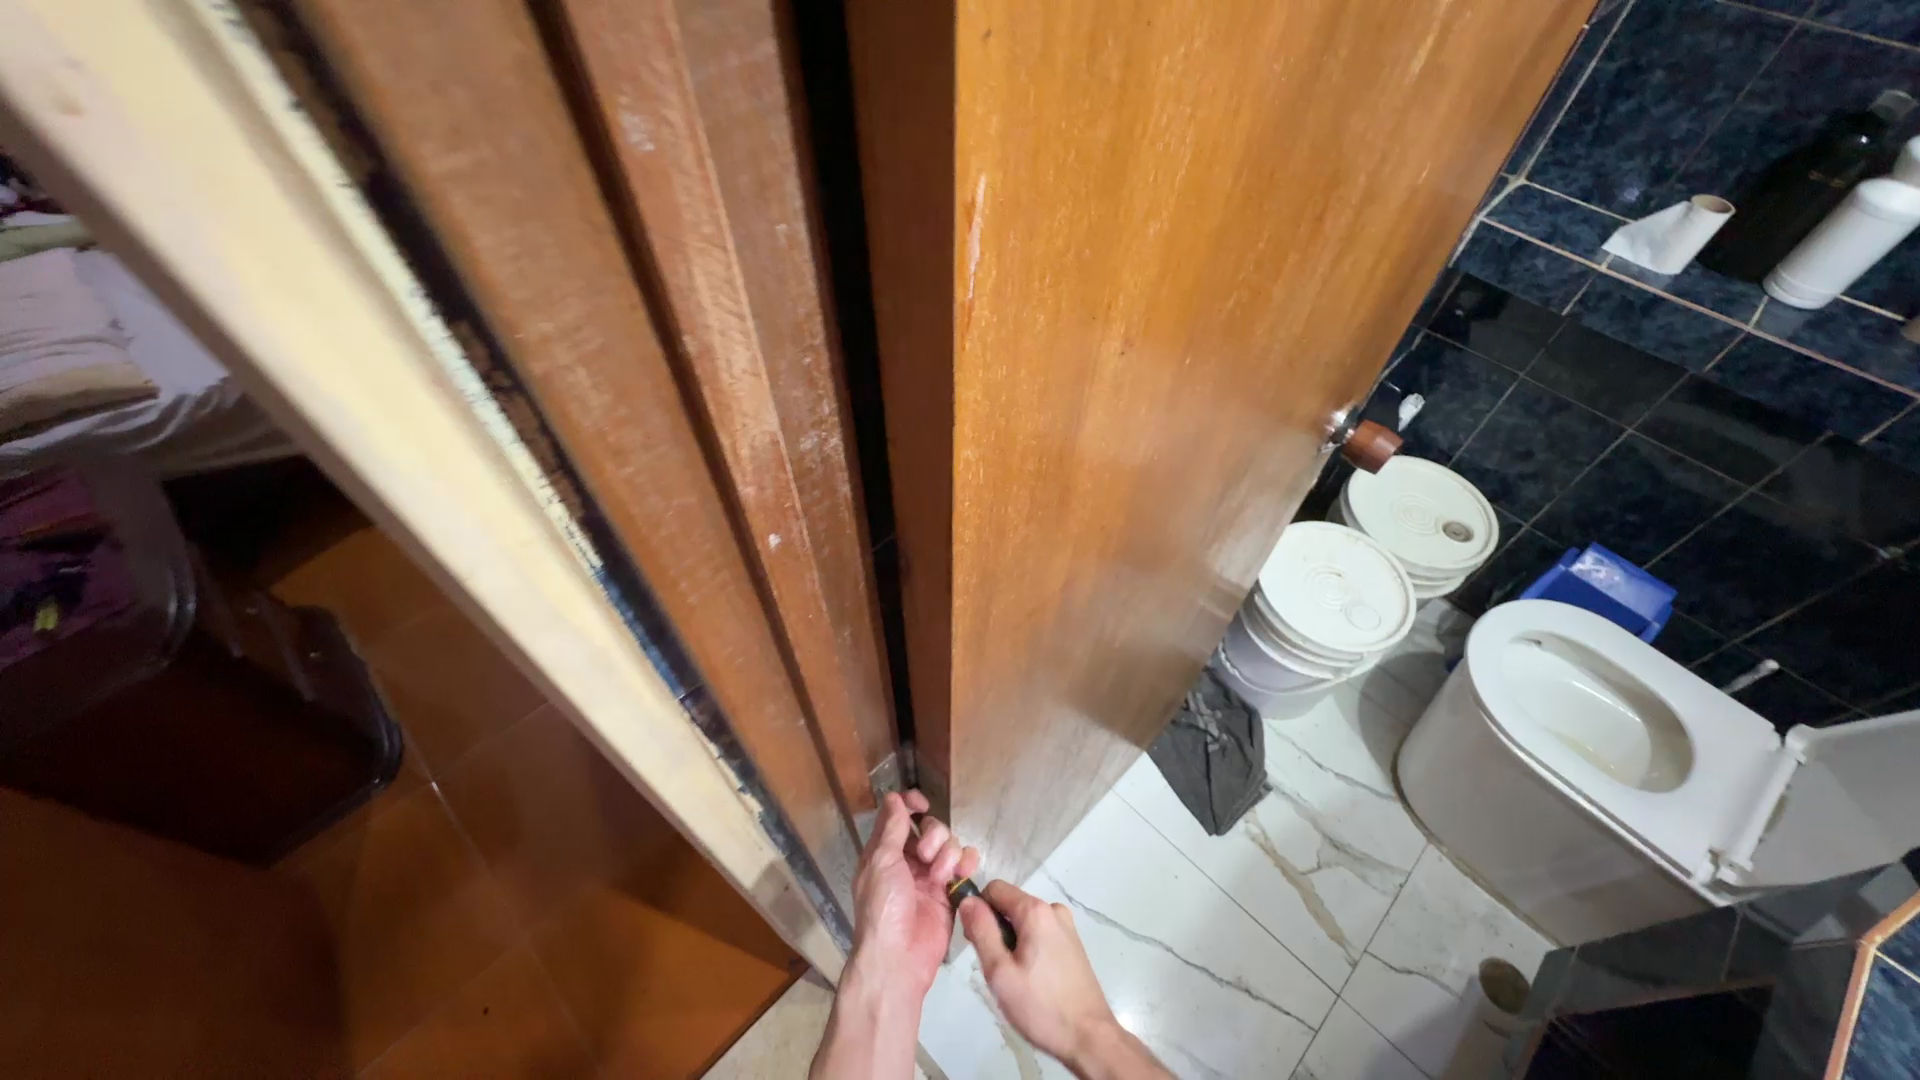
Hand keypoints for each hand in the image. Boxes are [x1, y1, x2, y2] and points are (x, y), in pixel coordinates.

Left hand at [848, 790, 980, 995]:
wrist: (899, 958)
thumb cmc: (883, 908)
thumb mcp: (881, 863)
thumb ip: (892, 829)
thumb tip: (894, 798)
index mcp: (886, 852)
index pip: (900, 815)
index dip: (911, 804)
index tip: (922, 804)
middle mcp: (909, 860)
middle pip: (931, 827)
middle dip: (934, 836)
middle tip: (927, 857)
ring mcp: (931, 877)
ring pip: (950, 844)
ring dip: (949, 854)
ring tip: (942, 876)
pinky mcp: (950, 893)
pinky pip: (965, 865)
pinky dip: (967, 862)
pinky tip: (963, 872)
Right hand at [959, 881, 1171, 1079]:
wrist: (1089, 1038)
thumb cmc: (1041, 1006)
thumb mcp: (1000, 971)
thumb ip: (981, 930)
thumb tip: (967, 899)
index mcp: (1036, 910)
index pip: (994, 889)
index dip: (979, 910)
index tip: (977, 942)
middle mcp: (1054, 910)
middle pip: (1010, 905)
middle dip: (996, 929)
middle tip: (996, 968)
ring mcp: (1066, 927)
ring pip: (1024, 921)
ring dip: (1012, 942)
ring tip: (1015, 979)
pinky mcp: (1073, 944)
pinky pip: (1040, 933)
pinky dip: (1029, 948)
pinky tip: (1032, 980)